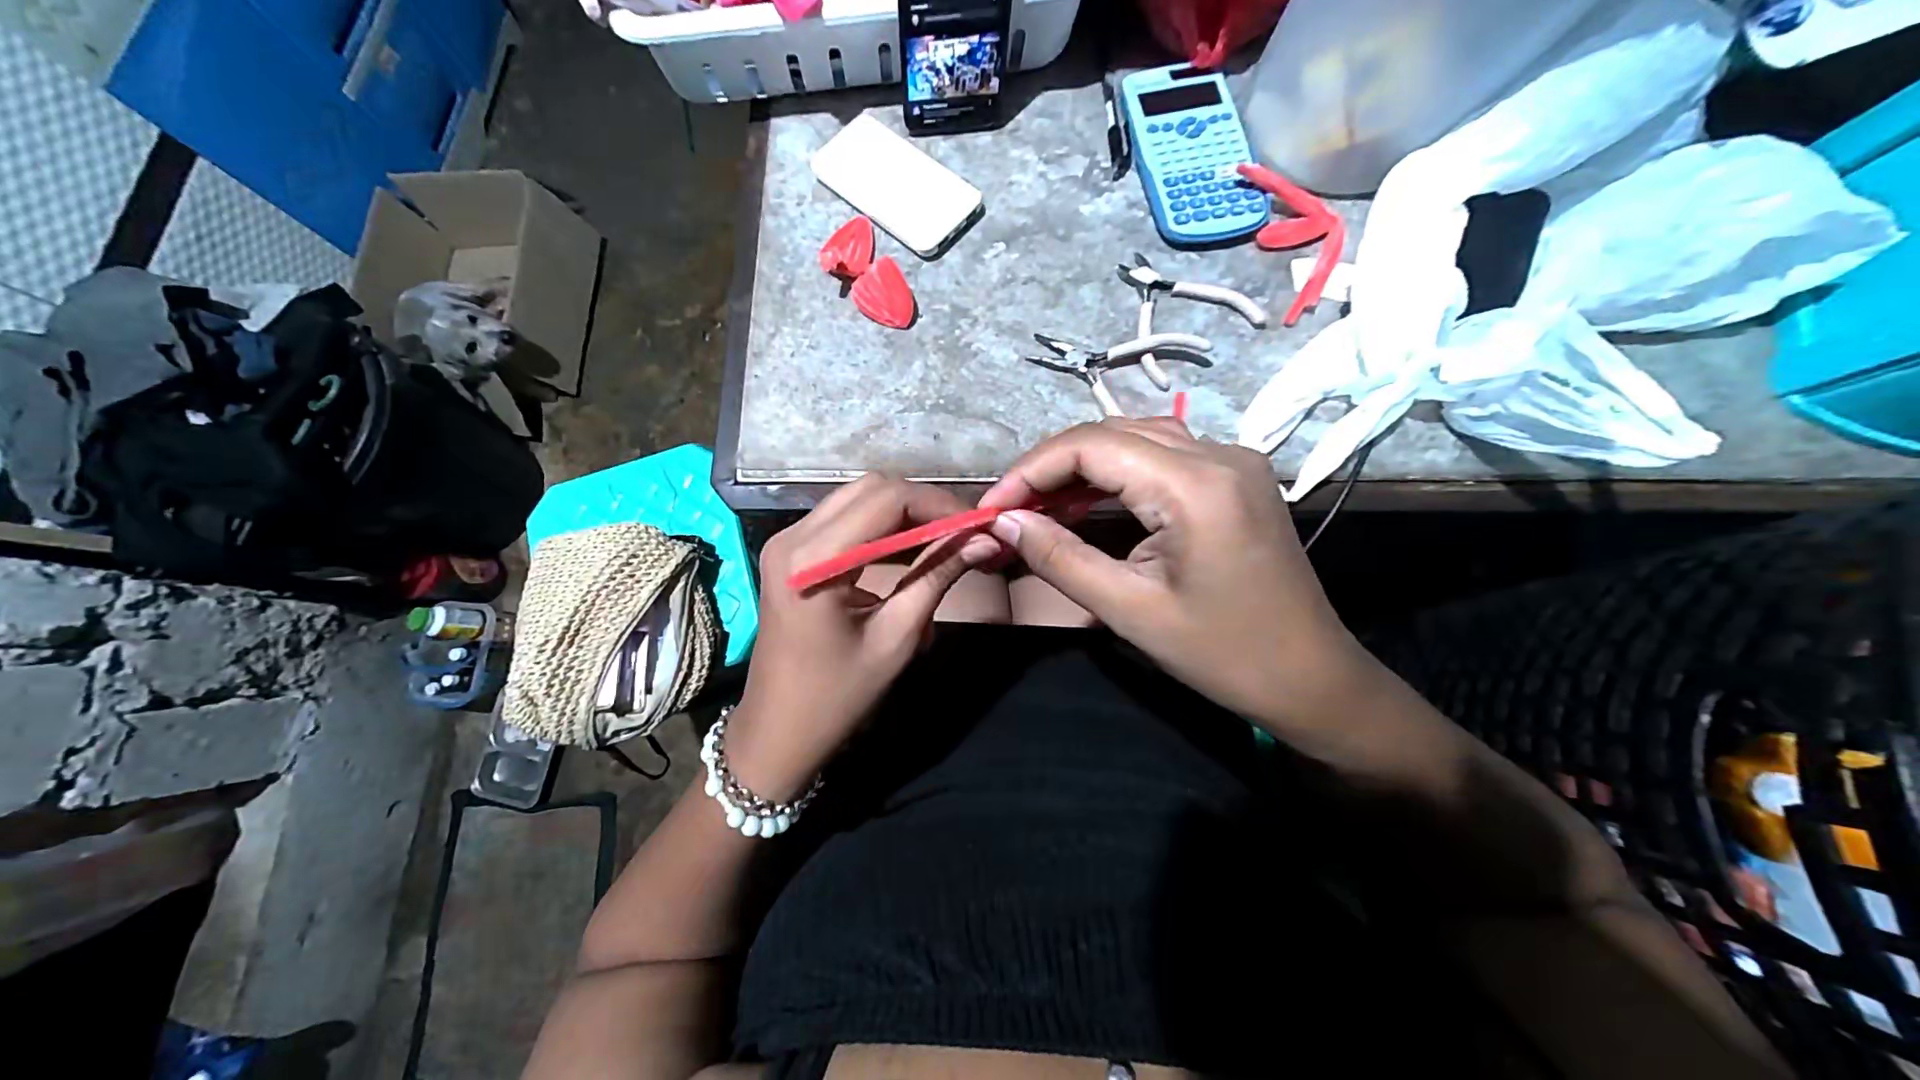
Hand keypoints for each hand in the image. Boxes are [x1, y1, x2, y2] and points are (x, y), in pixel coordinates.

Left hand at [730, 474, 997, 795]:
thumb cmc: (837, 696)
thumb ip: (938, 576)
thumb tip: (986, 540)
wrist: (778, 732)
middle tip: (965, 533)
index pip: (887, 499)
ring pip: (858, 499)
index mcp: (812, 559)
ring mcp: (787, 542)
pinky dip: (882, 529)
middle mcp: (792, 536)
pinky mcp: (791, 553)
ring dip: (905, 515)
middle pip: (871, 489)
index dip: (939, 505)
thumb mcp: (897, 637)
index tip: (979, 526)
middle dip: (923, 505)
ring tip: (946, 541)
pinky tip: (911, 552)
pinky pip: (844, 521)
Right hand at [978, 419, 1369, 728]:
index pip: (1091, 446)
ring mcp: (1234, 461)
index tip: (993, 506)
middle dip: (1052, 466)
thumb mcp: (1129, 610)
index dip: (1031, 469)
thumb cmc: (1222, 653)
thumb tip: (1005, 521)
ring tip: (1040, 505)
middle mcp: (1219, 454)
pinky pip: (1164, 456)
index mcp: (1195, 485)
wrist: (1310, 676)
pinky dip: (1118, 474)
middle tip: (1011, 509)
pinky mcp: (1237, 478)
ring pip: (1137, 438)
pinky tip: (1089, 503)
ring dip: (1083, 467)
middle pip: (1112, 433)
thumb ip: (1060, 558)